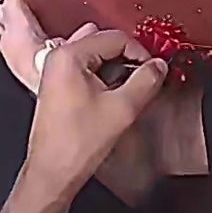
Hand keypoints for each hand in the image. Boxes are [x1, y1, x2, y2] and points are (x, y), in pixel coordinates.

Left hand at [20, 30, 167, 199]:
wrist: (52, 174)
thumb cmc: (78, 143)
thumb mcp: (123, 108)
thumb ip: (147, 80)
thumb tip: (159, 65)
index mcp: (70, 56)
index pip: (116, 38)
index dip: (140, 52)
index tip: (153, 68)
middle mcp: (58, 57)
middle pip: (105, 43)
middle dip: (128, 59)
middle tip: (145, 77)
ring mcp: (55, 71)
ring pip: (96, 55)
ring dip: (116, 67)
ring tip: (128, 87)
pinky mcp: (57, 84)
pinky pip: (86, 67)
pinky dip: (103, 75)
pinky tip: (113, 95)